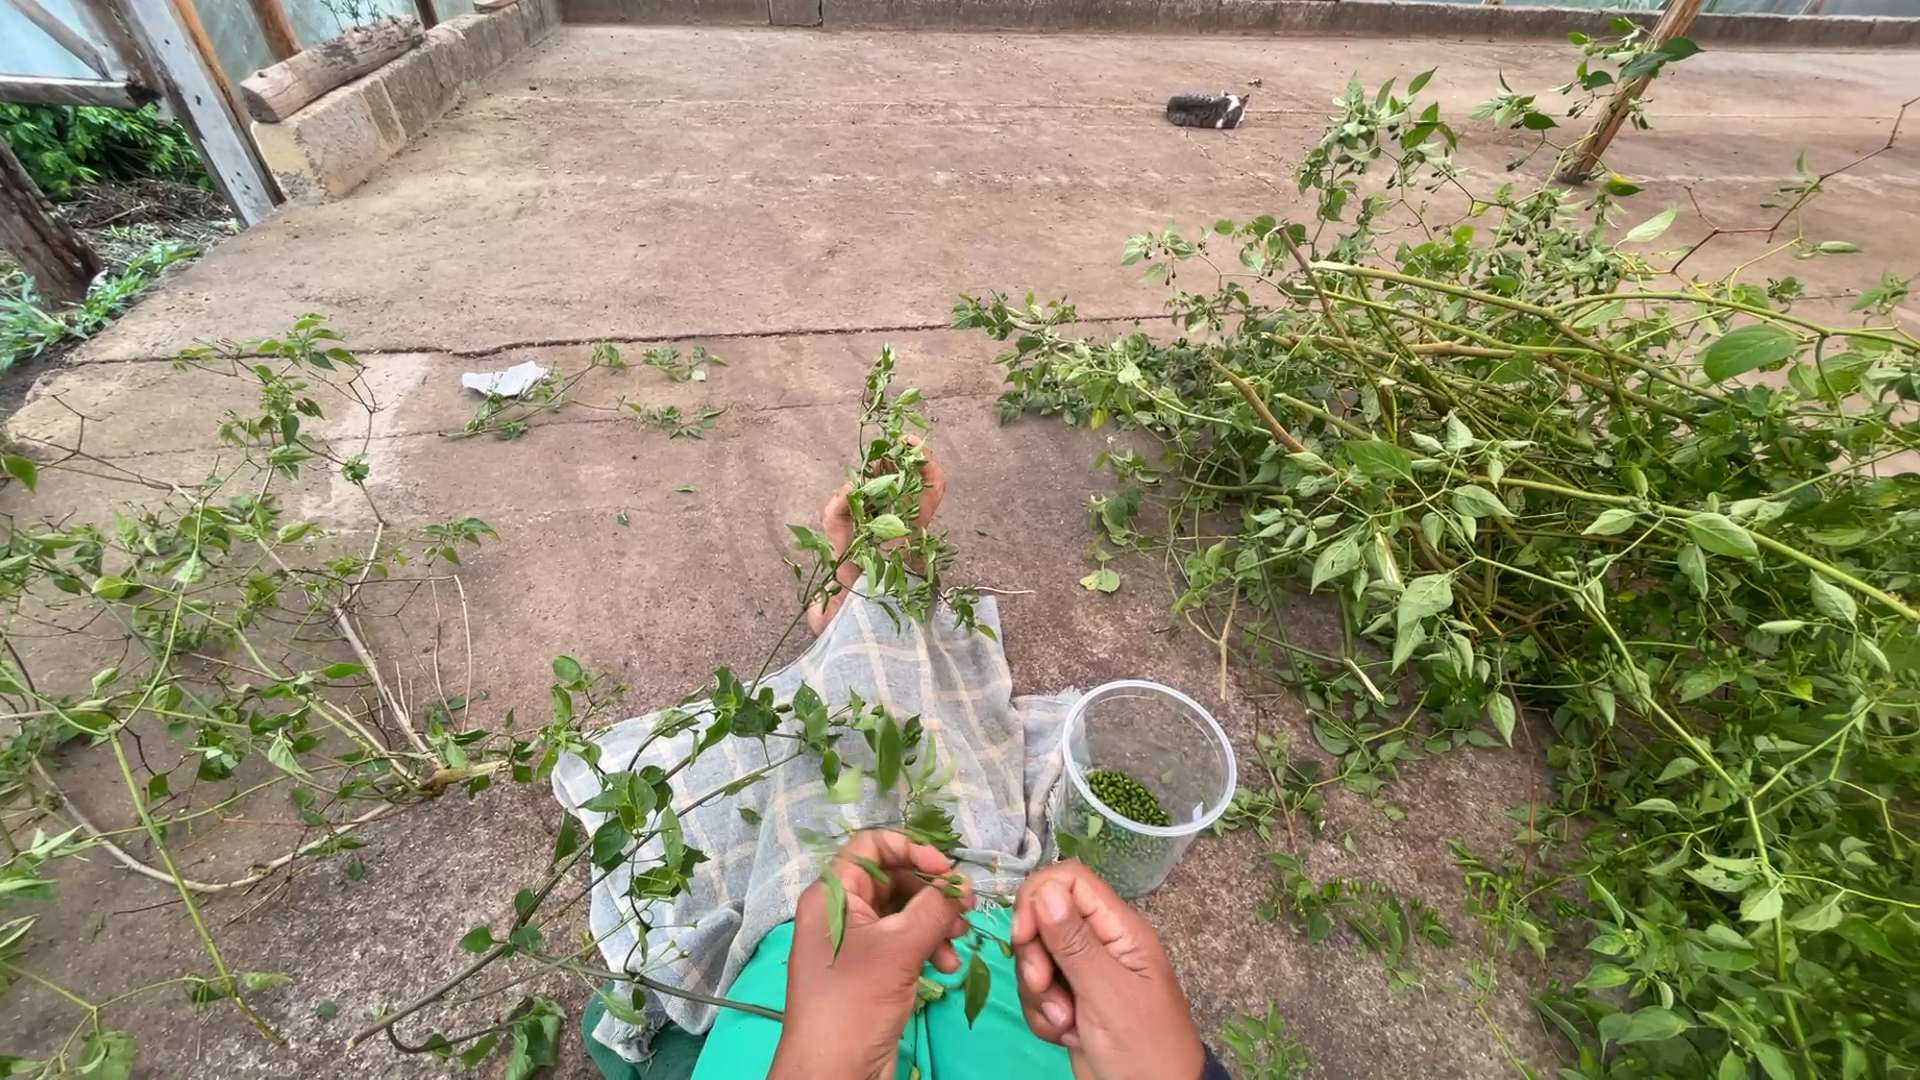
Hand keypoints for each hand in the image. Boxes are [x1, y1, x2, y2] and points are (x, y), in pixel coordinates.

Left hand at [770, 830, 973, 1079]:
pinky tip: (947, 966)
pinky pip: (903, 938)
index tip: (944, 869)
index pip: (873, 845)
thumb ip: (935, 907)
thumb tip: (963, 881)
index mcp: (833, 893)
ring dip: (935, 920)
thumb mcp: (900, 949)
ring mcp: (854, 939)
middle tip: (966, 905)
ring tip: (960, 938)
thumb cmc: (855, 1002)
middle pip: (893, 877)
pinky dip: (927, 945)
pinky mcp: (869, 966)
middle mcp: (841, 909)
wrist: (832, 1078)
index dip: (911, 849)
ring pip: (902, 909)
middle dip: (931, 890)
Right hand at [1010, 861, 1205, 1079]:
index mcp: (1118, 928)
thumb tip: (1045, 889)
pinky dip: (1042, 1014)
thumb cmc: (1144, 1049)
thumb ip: (1074, 942)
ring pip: (1037, 956)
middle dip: (1035, 954)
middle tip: (1043, 986)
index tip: (1024, 933)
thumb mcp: (1108, 995)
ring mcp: (1084, 973)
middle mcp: (1100, 942)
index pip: (1069, 880)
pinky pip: (1039, 991)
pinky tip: (1063, 1036)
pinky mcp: (1071, 1002)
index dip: (1039, 896)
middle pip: (1045, 917)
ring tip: (1063, 1023)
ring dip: (1039, 992)